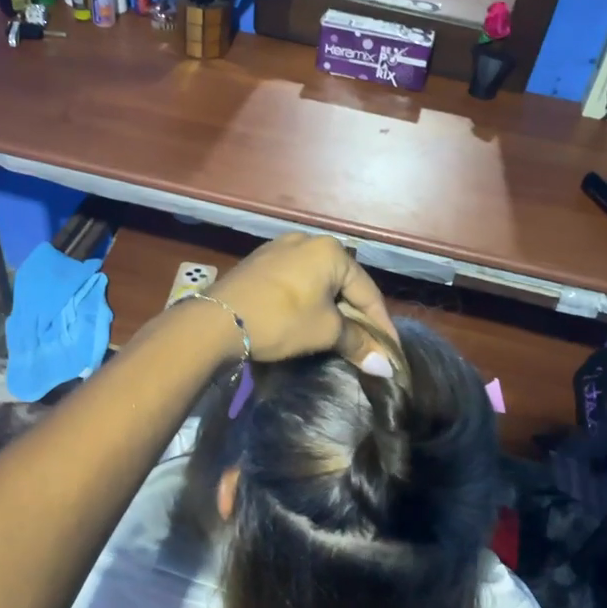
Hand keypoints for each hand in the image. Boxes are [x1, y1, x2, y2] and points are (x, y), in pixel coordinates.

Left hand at [202, 233, 398, 372]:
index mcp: (330, 251)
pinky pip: (296, 283)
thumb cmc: (280, 321)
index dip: (382, 326)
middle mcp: (307, 241)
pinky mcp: (259, 263)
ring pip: (318, 283)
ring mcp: (279, 249)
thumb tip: (386, 366)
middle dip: (356, 318)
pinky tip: (309, 322)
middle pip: (344, 284)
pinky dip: (308, 303)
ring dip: (332, 311)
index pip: (368, 292)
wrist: (216, 322)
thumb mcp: (324, 332)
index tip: (390, 353)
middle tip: (367, 347)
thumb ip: (358, 343)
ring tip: (340, 338)